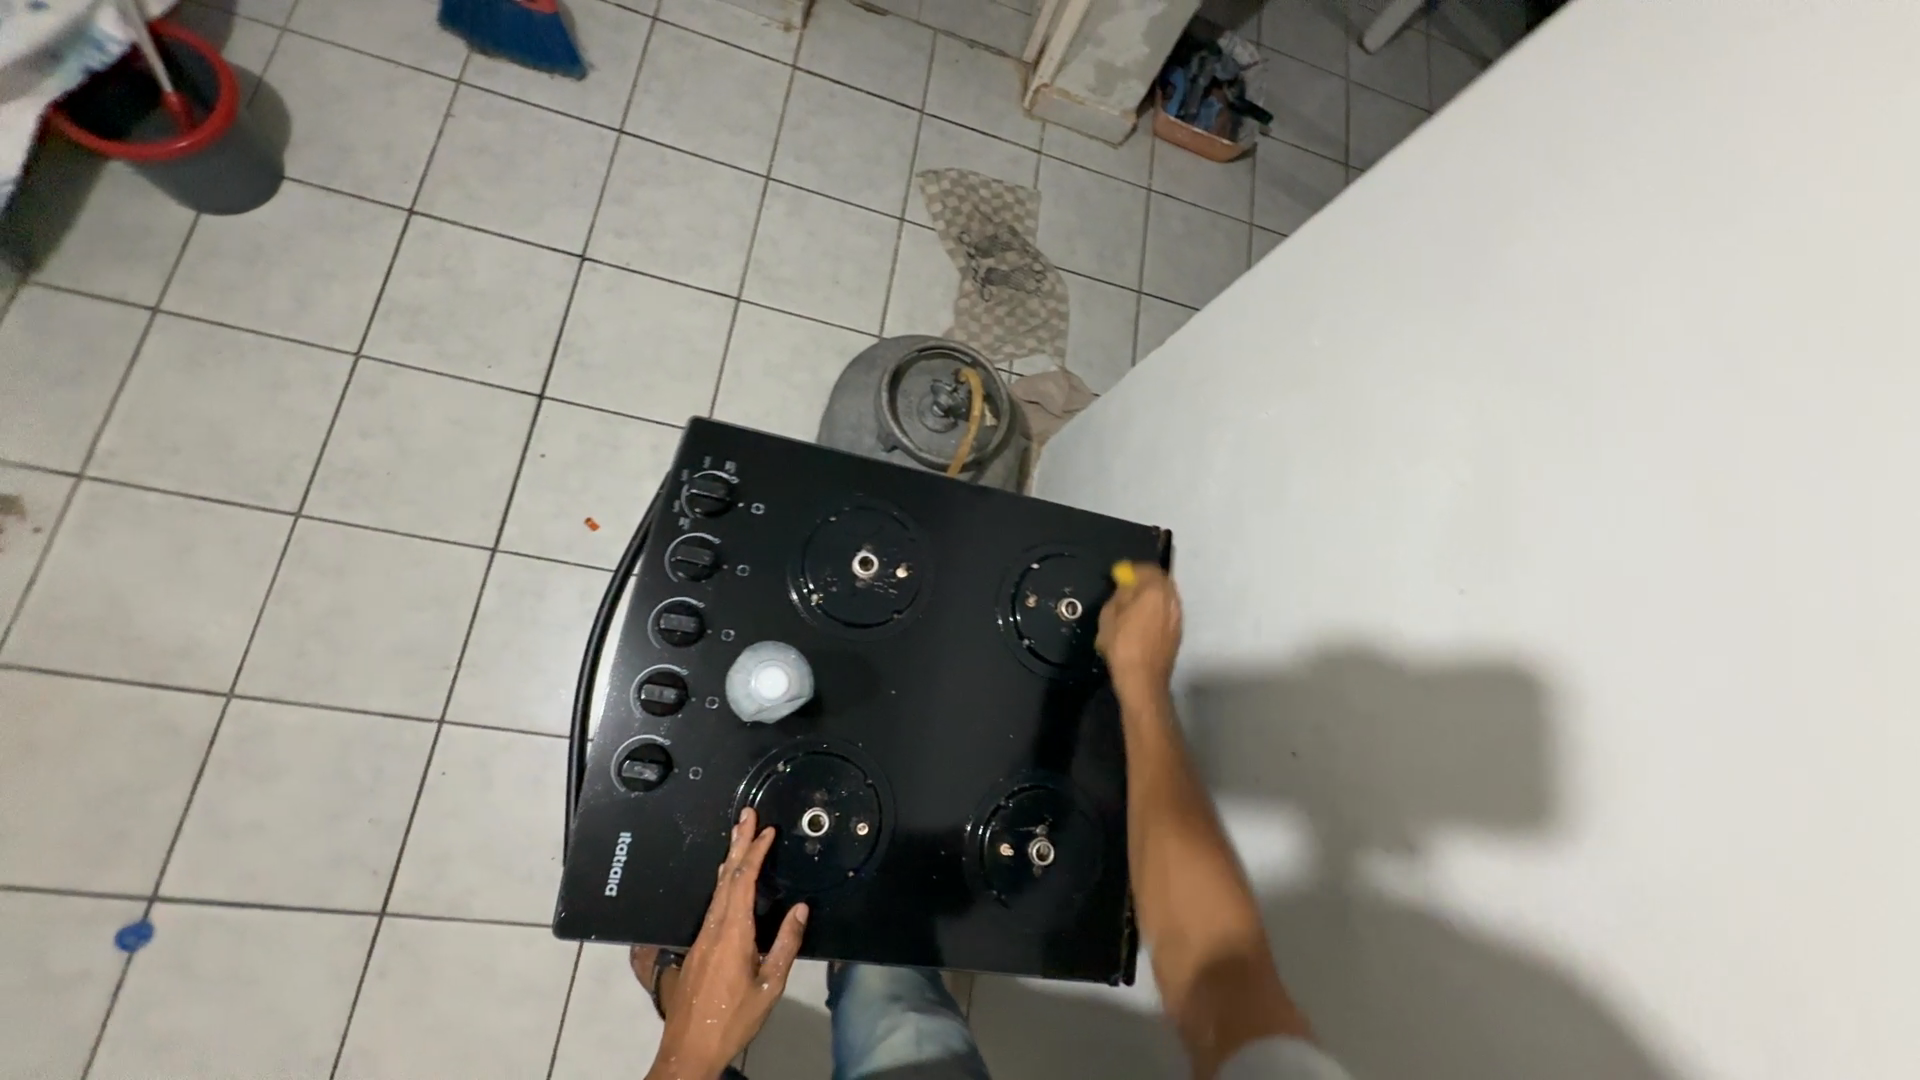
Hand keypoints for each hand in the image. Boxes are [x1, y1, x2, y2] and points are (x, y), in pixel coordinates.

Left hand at [647, 808, 807, 1079]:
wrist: (689, 1050)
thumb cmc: (733, 1018)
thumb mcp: (770, 984)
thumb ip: (786, 943)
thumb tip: (800, 907)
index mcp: (733, 932)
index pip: (743, 881)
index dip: (754, 852)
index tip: (766, 830)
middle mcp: (714, 927)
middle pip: (726, 877)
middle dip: (738, 844)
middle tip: (746, 815)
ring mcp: (703, 937)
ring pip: (718, 889)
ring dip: (730, 860)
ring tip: (738, 836)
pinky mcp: (698, 948)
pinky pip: (714, 903)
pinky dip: (725, 882)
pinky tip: (729, 881)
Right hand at [1097, 562, 1182, 696]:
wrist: (1143, 680)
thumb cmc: (1122, 645)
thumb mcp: (1109, 616)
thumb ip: (1119, 595)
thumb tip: (1125, 587)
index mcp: (1155, 591)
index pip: (1147, 569)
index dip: (1132, 569)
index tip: (1119, 575)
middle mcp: (1171, 599)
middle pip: (1161, 580)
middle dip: (1145, 580)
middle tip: (1127, 587)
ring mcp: (1177, 616)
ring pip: (1166, 596)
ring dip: (1152, 595)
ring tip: (1134, 605)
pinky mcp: (1178, 631)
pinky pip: (1167, 610)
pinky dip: (1156, 609)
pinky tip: (1143, 620)